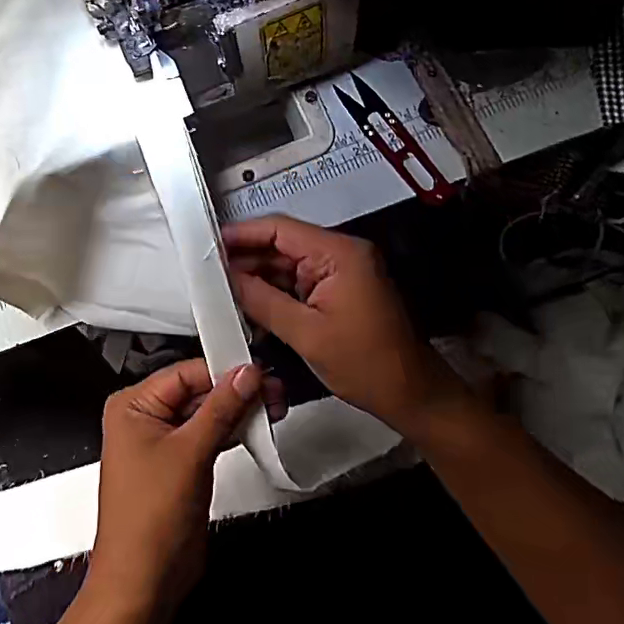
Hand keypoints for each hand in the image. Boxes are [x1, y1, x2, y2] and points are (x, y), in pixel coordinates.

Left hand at [86, 359, 281, 610]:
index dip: (221, 371)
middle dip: (235, 392)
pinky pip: (208, 435)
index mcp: (131, 406)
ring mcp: (162, 444)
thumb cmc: (144, 526)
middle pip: (196, 391)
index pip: (184, 372)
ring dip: (237, 411)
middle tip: (269, 390)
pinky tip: (254, 427)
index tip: (255, 371)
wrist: (144, 584)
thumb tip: (243, 377)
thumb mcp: (190, 453)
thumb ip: (221, 409)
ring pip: (206, 413)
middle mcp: (143, 420)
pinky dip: (231, 431)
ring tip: (269, 406)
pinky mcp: (179, 465)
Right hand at [224, 215, 468, 434]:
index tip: (214, 243)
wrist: (410, 393)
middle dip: (247, 260)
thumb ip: (261, 300)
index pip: (280, 229)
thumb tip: (230, 279)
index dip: (242, 234)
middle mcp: (343, 255)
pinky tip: (252, 306)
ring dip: (259, 279)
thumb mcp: (305, 333)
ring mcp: (342, 271)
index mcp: (340, 254)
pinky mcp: (339, 289)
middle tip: (213, 274)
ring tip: (228, 294)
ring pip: (287, 265)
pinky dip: (275, 293)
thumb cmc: (373, 365)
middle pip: (282, 245)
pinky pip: (298, 282)